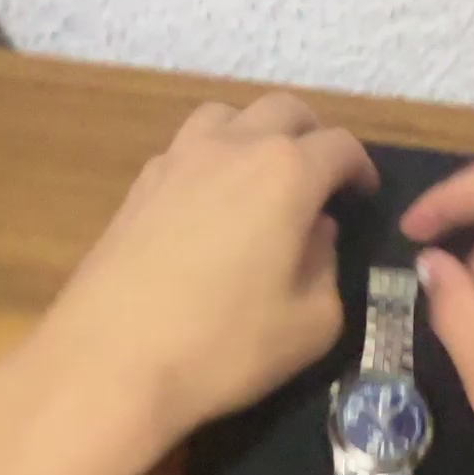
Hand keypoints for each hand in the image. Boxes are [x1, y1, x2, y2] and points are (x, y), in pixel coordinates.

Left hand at [34, 93, 377, 443]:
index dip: (359, 167)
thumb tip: (316, 235)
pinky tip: (209, 207)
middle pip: (283, 111)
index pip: (339, 146)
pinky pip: (186, 150)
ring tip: (261, 179)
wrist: (111, 363)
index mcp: (286, 174)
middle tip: (320, 179)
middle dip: (312, 136)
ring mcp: (176, 161)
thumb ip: (328, 269)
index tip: (362, 194)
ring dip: (255, 135)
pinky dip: (212, 161)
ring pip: (227, 117)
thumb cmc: (225, 347)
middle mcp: (231, 148)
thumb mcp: (311, 325)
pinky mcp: (137, 187)